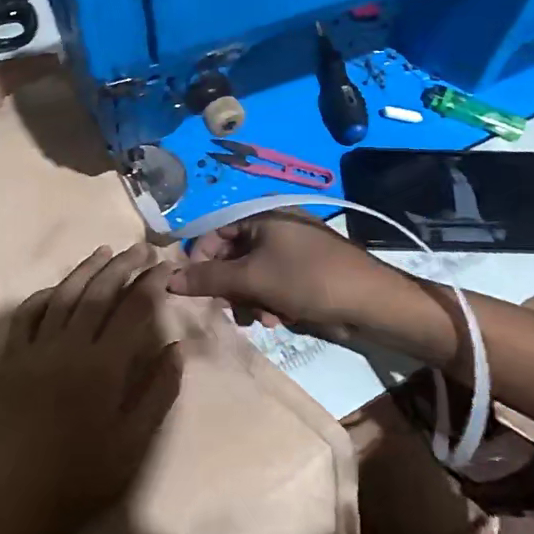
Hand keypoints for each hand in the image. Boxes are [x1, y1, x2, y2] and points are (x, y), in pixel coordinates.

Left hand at [0, 245, 183, 533]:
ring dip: (87, 269)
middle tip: (142, 248)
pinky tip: (58, 288)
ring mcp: (35, 352)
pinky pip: (26, 316)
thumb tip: (177, 348)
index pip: (134, 308)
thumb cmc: (81, 476)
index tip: (166, 266)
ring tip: (106, 251)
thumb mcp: (134, 442)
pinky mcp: (10, 363)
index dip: (152, 283)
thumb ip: (158, 391)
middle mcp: (69, 347)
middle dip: (123, 264)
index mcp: (103, 365)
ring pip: (64, 296)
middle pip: (100, 292)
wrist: (9, 504)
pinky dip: (45, 295)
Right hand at [165, 213, 424, 343]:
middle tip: (237, 310)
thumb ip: (208, 279)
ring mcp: (292, 250)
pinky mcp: (306, 272)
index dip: (201, 261)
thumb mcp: (252, 278)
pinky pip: (274, 284)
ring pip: (253, 276)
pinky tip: (283, 318)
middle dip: (232, 287)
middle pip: (233, 257)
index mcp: (263, 216)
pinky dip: (273, 301)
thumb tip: (167, 279)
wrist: (366, 300)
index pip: (215, 233)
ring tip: (266, 317)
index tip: (196, 291)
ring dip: (253, 300)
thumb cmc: (306, 279)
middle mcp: (276, 227)